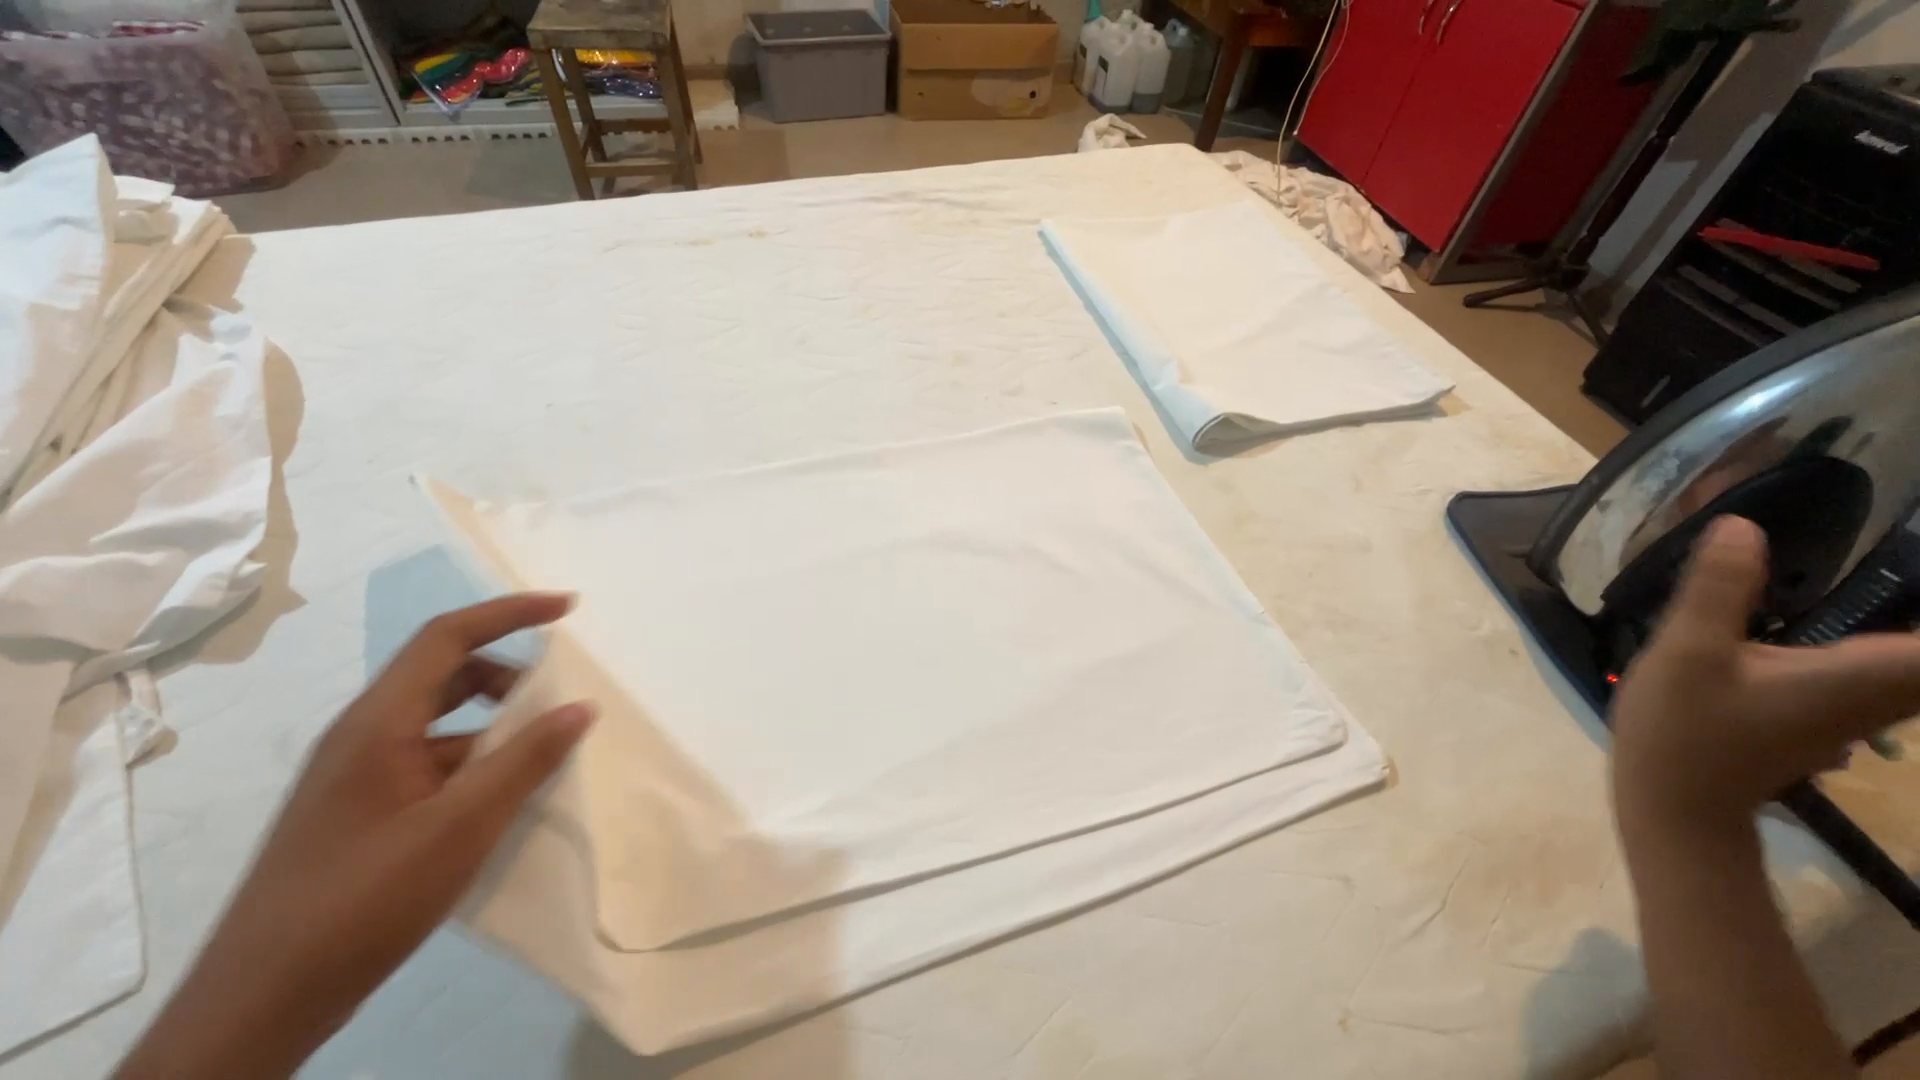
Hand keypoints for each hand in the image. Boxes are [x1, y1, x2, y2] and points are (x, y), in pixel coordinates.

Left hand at [116, 593, 594, 1079]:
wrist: (263, 998)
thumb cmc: (365, 898)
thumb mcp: (463, 826)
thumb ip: (526, 761)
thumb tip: (580, 708)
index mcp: (378, 723)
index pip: (447, 637)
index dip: (509, 613)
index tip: (567, 609)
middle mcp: (362, 736)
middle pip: (443, 675)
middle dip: (507, 674)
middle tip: (558, 700)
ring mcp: (356, 777)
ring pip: (437, 724)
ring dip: (493, 724)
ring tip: (541, 756)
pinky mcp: (359, 814)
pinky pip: (428, 764)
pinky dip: (473, 764)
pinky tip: (501, 803)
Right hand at [1610, 515, 1919, 833]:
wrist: (1678, 804)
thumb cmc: (1684, 730)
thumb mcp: (1686, 653)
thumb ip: (1716, 590)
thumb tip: (1741, 525)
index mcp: (1866, 672)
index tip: (1915, 552)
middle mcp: (1885, 690)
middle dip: (1914, 607)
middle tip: (1903, 560)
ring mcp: (1866, 707)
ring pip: (1915, 664)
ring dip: (1909, 634)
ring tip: (1895, 587)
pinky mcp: (1839, 713)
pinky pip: (1899, 673)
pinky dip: (1898, 649)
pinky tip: (1874, 626)